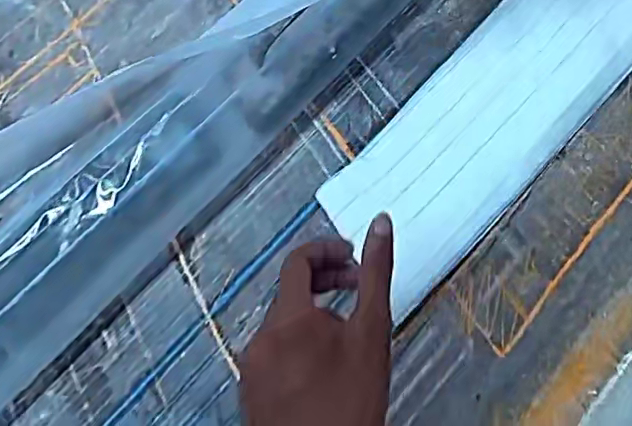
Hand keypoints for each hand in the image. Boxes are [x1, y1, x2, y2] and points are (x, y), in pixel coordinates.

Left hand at [240, 215, 394, 425]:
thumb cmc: (350, 406)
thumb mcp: (372, 331)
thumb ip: (375, 271)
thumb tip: (380, 225)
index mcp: (287, 319)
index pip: (298, 260)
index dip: (327, 250)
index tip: (350, 257)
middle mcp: (260, 341)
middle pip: (291, 290)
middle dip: (326, 281)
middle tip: (355, 286)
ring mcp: (252, 371)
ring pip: (283, 322)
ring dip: (313, 314)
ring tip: (344, 333)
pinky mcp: (251, 396)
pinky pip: (273, 352)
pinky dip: (297, 344)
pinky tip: (323, 364)